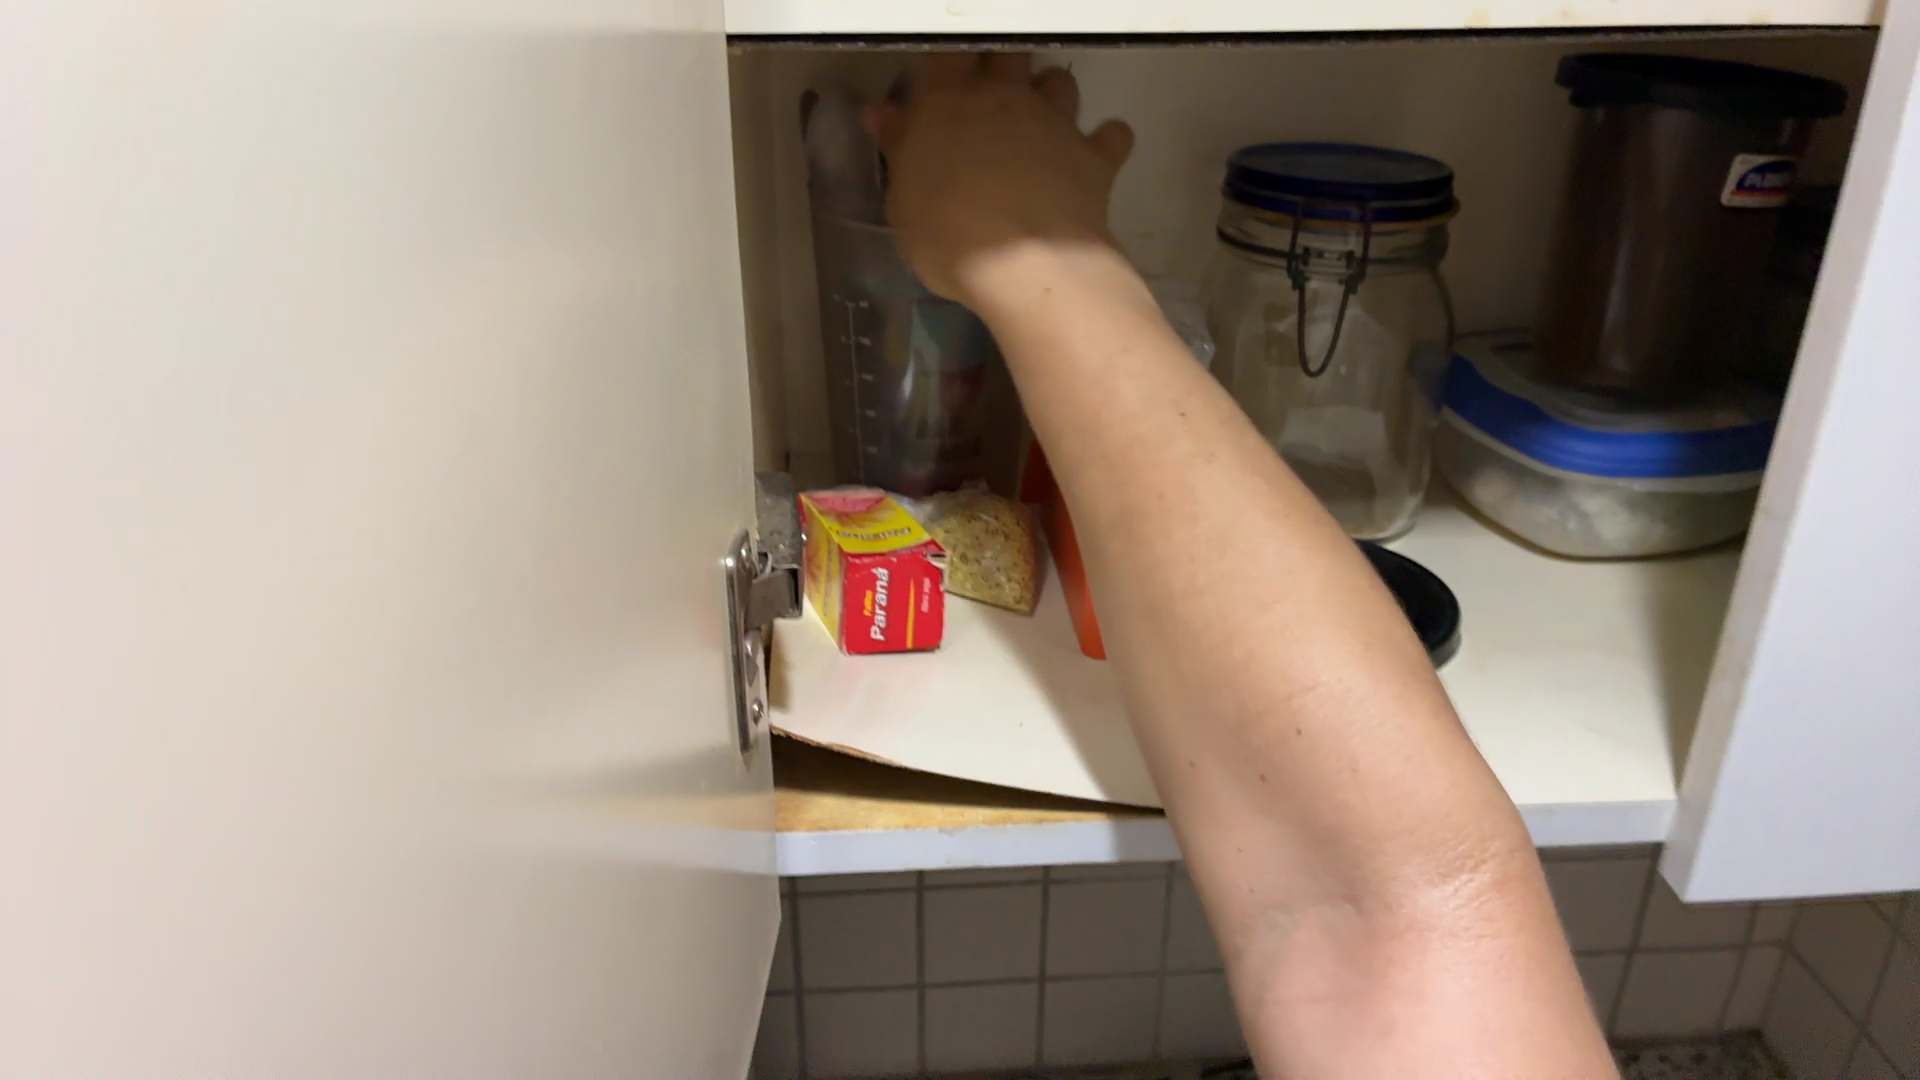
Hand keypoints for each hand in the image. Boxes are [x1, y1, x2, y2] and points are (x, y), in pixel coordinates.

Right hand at [866, 53, 1134, 308]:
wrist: (1025, 266)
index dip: (948, 66)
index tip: (944, 86)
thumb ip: (900, 152)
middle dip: (1002, 70)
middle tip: (994, 101)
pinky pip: (1112, 135)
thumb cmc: (948, 239)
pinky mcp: (1095, 158)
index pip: (947, 54)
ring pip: (1060, 82)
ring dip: (1052, 96)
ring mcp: (1055, 124)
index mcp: (948, 103)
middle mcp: (1005, 98)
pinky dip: (1106, 142)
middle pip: (1008, 55)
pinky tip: (1096, 157)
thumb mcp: (904, 204)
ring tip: (1043, 125)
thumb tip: (882, 115)